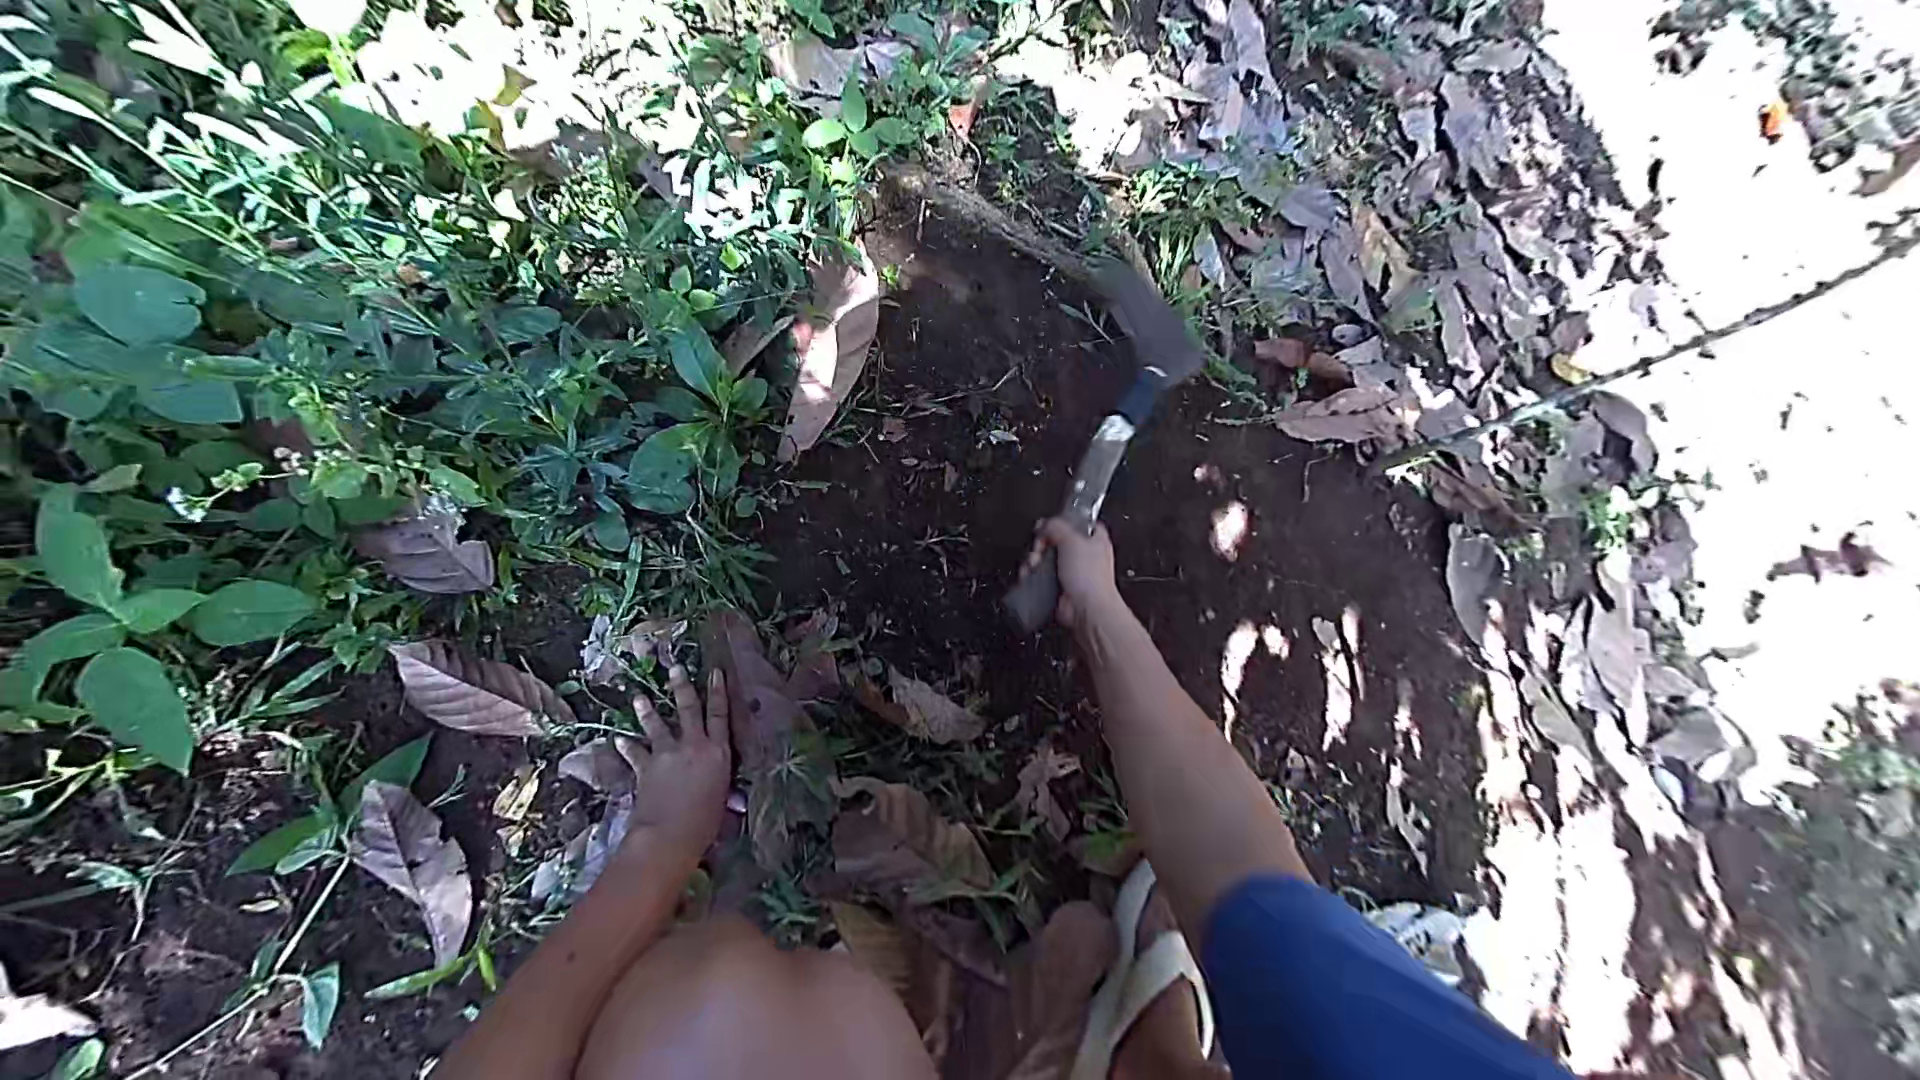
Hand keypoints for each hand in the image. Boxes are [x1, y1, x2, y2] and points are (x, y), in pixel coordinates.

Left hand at [623, 665, 731, 858]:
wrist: (669, 835)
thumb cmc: (706, 821)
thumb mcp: (723, 798)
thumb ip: (725, 788)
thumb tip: (736, 798)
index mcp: (718, 751)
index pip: (720, 714)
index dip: (718, 692)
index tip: (715, 672)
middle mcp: (693, 745)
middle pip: (688, 710)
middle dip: (682, 687)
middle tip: (676, 668)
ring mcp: (667, 754)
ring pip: (658, 725)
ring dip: (649, 711)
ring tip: (640, 697)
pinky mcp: (645, 768)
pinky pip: (635, 753)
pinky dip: (627, 747)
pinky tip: (619, 740)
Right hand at [1024, 517, 1121, 627]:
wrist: (1086, 609)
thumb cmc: (1091, 578)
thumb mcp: (1071, 539)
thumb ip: (1056, 526)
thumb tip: (1044, 524)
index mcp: (1094, 539)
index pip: (1078, 522)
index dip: (1062, 521)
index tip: (1050, 525)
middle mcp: (1084, 555)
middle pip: (1055, 540)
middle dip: (1042, 543)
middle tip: (1040, 547)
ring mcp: (1071, 572)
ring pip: (1046, 558)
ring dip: (1035, 559)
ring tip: (1034, 563)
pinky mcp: (1059, 586)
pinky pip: (1041, 575)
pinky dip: (1033, 574)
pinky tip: (1030, 574)